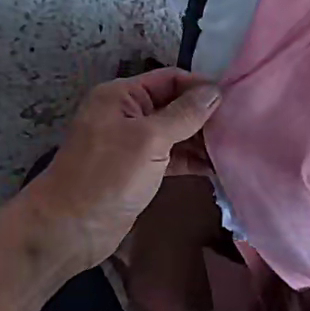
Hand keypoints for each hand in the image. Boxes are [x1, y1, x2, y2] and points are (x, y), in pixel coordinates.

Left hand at [25, 68, 221, 264]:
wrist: (69, 231)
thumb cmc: (107, 177)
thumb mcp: (149, 139)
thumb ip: (185, 114)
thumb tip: (216, 92)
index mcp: (122, 96)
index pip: (170, 78)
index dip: (201, 87)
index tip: (234, 100)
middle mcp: (128, 114)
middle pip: (176, 104)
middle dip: (206, 114)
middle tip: (240, 125)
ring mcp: (134, 143)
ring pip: (177, 132)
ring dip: (203, 139)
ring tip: (235, 146)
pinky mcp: (140, 169)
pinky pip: (173, 156)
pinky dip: (193, 160)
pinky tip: (219, 167)